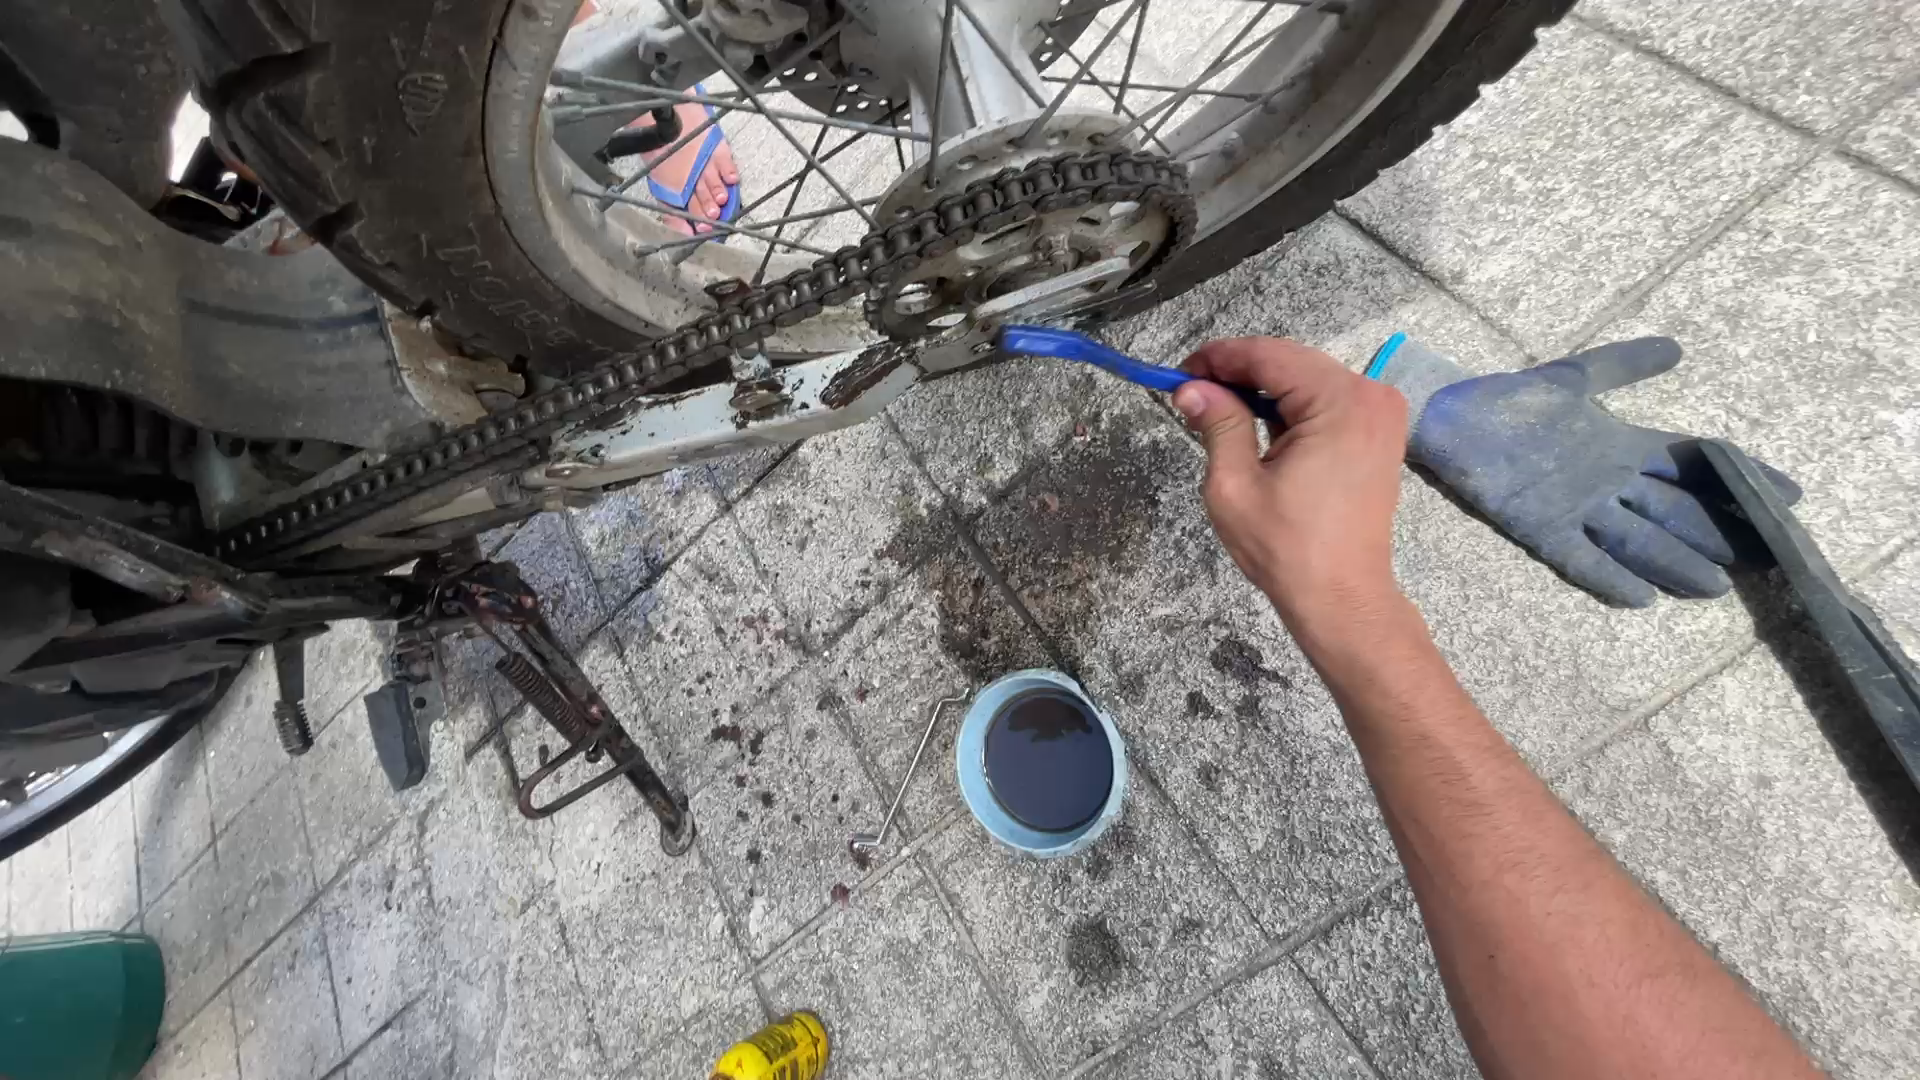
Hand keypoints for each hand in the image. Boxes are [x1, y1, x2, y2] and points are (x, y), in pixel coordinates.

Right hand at [1172, 337, 1409, 627]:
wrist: (1340, 595)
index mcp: (1339, 402)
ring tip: (1214, 410)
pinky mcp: (1377, 433)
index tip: (1179, 373)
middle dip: (1237, 372)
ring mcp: (1380, 414)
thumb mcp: (1234, 484)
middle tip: (1191, 392)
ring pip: (1306, 379)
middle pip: (1290, 361)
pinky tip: (1253, 424)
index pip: (1269, 356)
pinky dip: (1286, 406)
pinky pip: (1324, 401)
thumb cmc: (1285, 547)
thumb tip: (1190, 389)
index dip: (1218, 357)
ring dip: (1259, 389)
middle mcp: (1370, 395)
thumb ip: (1217, 424)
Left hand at [1379, 336, 1800, 606]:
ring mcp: (1573, 507)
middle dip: (1714, 534)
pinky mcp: (1536, 526)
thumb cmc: (1507, 398)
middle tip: (1759, 561)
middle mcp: (1605, 482)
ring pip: (1635, 539)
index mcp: (1620, 446)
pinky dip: (1606, 575)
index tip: (1790, 498)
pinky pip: (1577, 555)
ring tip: (1710, 586)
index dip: (1738, 480)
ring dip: (1672, 562)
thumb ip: (1622, 366)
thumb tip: (1677, 348)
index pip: (1692, 466)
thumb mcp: (1573, 378)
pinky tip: (1638, 597)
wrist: (1450, 416)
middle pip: (1673, 511)